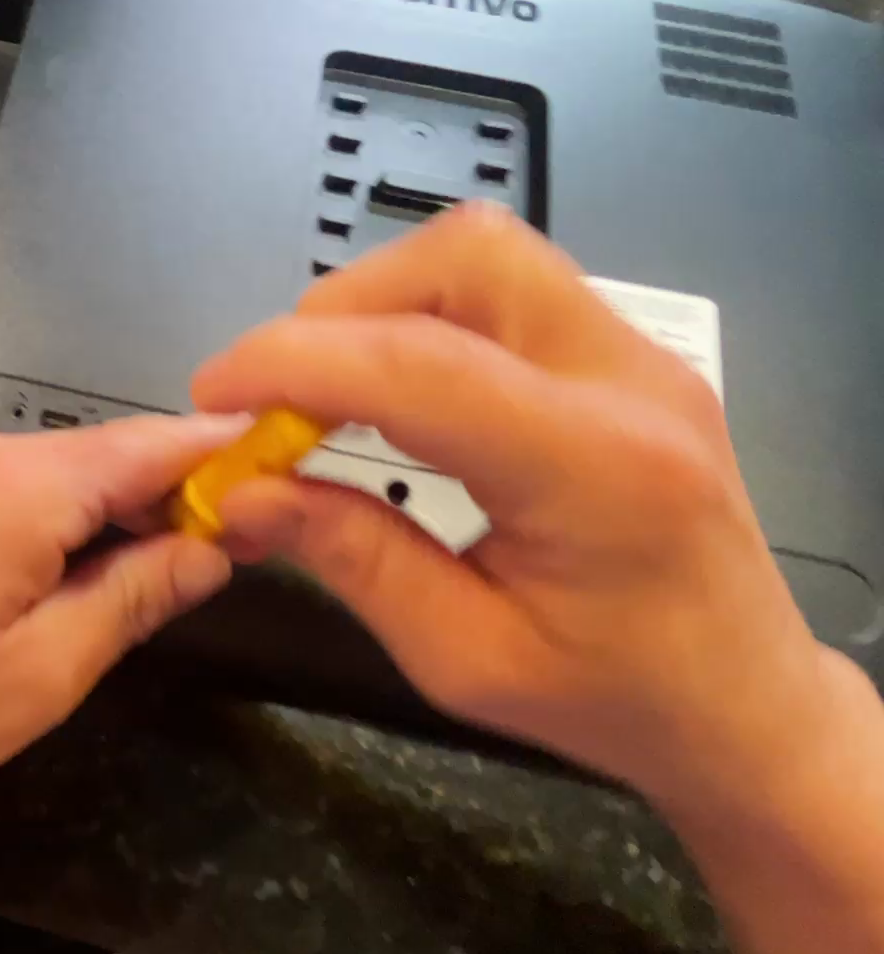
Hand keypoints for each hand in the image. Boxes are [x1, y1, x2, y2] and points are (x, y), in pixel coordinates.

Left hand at [0, 415, 243, 809]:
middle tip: (244, 534)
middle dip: (178, 487)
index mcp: (17, 489)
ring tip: (182, 556)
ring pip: (72, 470)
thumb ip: (137, 595)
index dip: (221, 450)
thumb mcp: (49, 668)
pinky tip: (103, 556)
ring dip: (128, 505)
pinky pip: (30, 486)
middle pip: (110, 452)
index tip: (286, 459)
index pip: (148, 445)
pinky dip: (78, 513)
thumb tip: (212, 548)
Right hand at [192, 203, 855, 804]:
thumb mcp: (458, 656)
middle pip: (462, 259)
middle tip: (273, 391)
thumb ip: (350, 559)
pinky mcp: (610, 354)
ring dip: (367, 305)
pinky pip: (489, 288)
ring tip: (314, 387)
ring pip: (474, 254)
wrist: (740, 699)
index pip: (421, 367)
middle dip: (334, 311)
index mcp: (596, 472)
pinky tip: (371, 387)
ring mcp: (629, 354)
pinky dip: (403, 317)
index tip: (212, 396)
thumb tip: (243, 493)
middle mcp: (626, 381)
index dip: (293, 363)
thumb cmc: (608, 697)